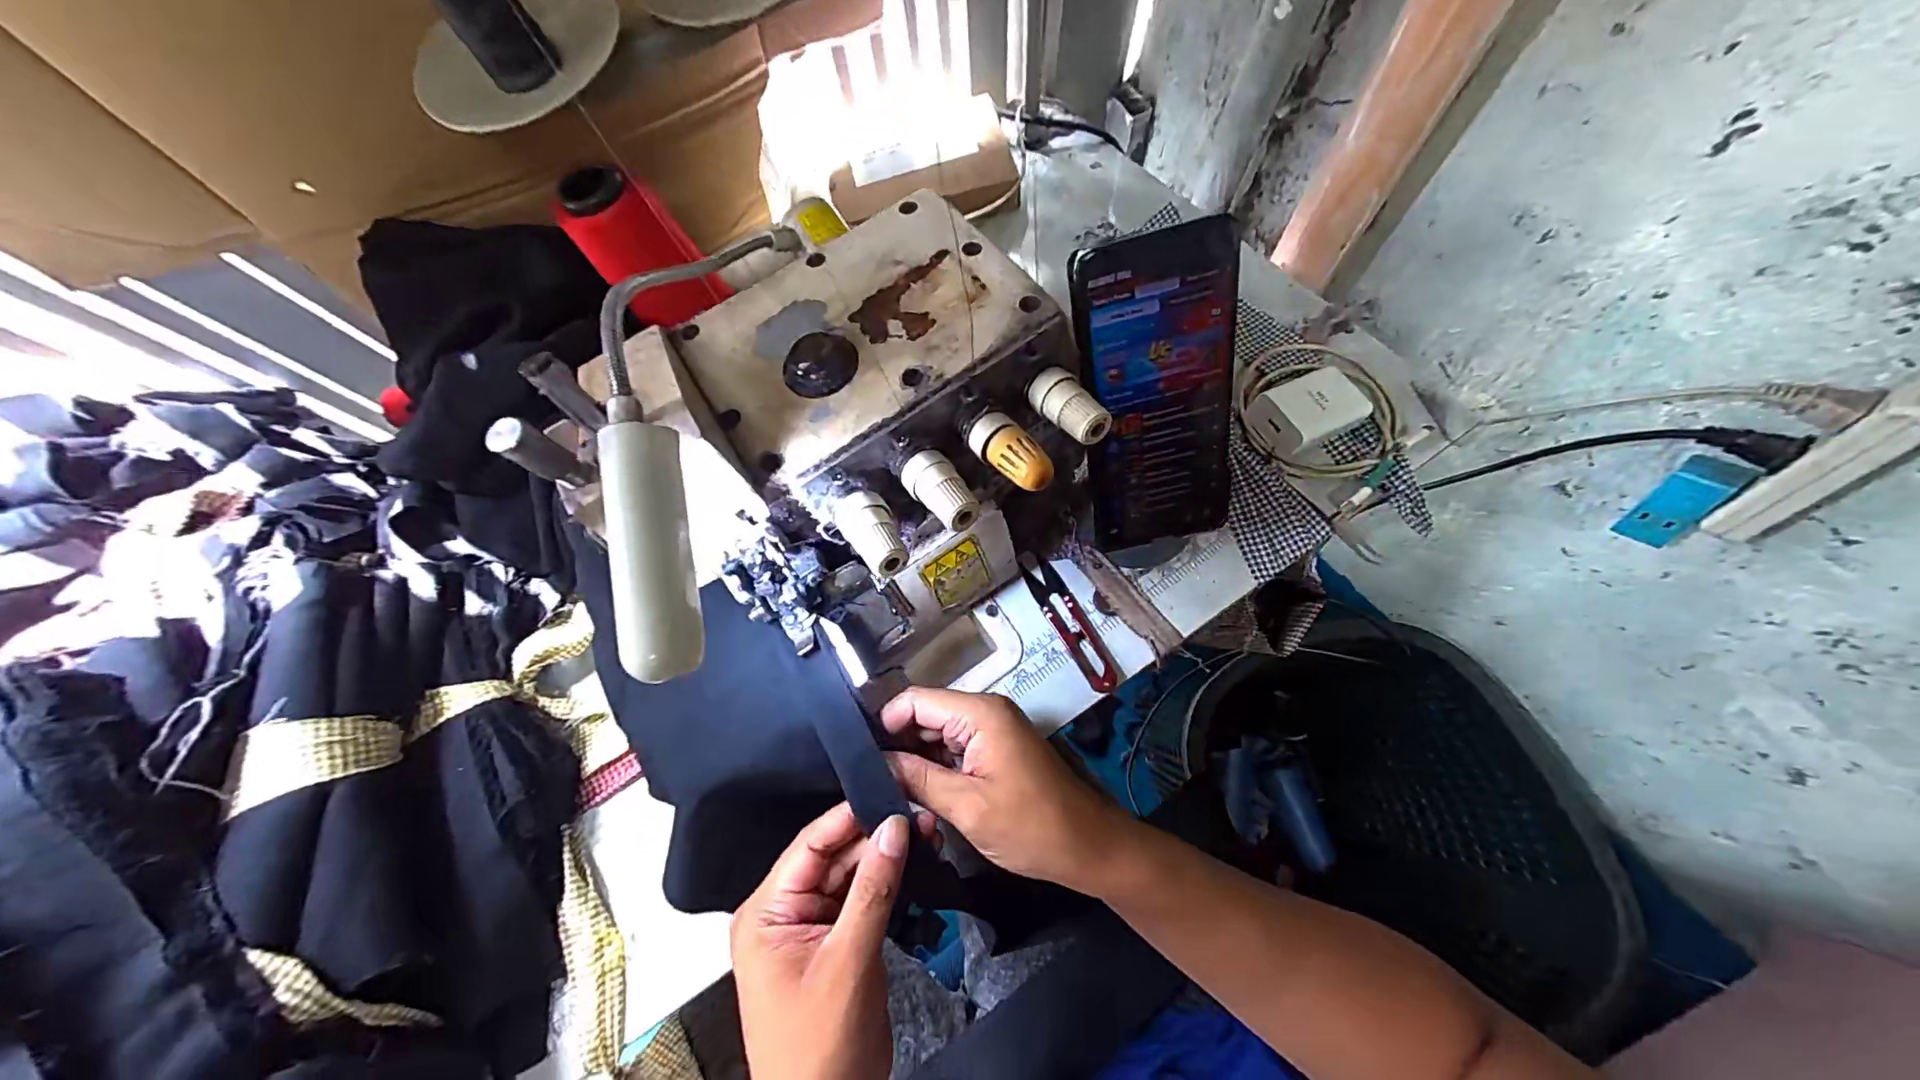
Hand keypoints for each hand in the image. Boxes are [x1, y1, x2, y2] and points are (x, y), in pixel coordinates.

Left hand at [731, 803, 929, 1079]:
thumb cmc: (817, 1051)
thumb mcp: (846, 961)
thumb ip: (872, 889)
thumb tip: (892, 829)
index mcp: (766, 913)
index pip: (809, 846)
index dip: (848, 818)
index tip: (886, 794)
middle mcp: (784, 912)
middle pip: (833, 856)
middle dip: (875, 835)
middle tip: (916, 814)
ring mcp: (812, 927)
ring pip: (852, 874)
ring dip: (886, 855)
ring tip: (924, 831)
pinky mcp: (837, 941)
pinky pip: (862, 898)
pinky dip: (888, 881)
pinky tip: (914, 862)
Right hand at [881, 688, 1137, 895]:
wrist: (1089, 847)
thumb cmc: (1032, 827)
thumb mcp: (967, 807)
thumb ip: (918, 779)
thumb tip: (877, 764)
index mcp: (981, 714)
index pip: (915, 700)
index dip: (885, 724)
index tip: (863, 758)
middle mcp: (986, 711)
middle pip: (926, 714)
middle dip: (898, 743)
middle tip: (871, 779)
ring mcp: (993, 729)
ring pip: (938, 732)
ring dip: (917, 758)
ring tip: (890, 788)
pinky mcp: (997, 748)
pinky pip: (955, 747)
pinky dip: (937, 766)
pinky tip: (919, 791)